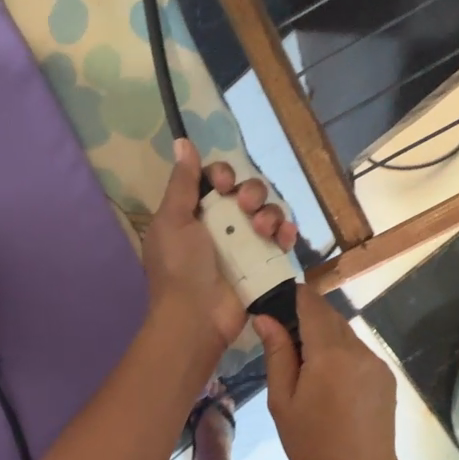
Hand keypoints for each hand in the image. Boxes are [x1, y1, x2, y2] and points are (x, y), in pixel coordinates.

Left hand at [142, 138, 297, 353]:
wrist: (196, 317)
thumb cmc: (179, 267)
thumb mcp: (172, 220)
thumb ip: (182, 183)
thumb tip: (182, 142)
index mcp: (193, 215)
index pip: (216, 181)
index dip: (223, 175)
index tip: (223, 183)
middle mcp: (219, 228)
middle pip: (246, 194)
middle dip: (251, 192)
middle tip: (246, 207)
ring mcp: (242, 248)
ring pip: (267, 214)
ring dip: (270, 213)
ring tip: (262, 229)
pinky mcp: (261, 267)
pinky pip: (281, 242)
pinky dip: (286, 234)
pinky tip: (284, 237)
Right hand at [254, 287, 409, 459]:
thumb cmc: (313, 445)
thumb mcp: (283, 402)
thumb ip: (277, 355)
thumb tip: (266, 319)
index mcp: (329, 353)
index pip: (312, 305)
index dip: (293, 297)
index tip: (274, 302)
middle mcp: (358, 349)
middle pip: (330, 316)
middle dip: (306, 319)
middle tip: (282, 339)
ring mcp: (376, 362)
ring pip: (345, 335)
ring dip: (323, 338)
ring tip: (303, 367)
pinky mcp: (385, 377)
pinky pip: (357, 354)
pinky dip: (339, 356)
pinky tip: (327, 384)